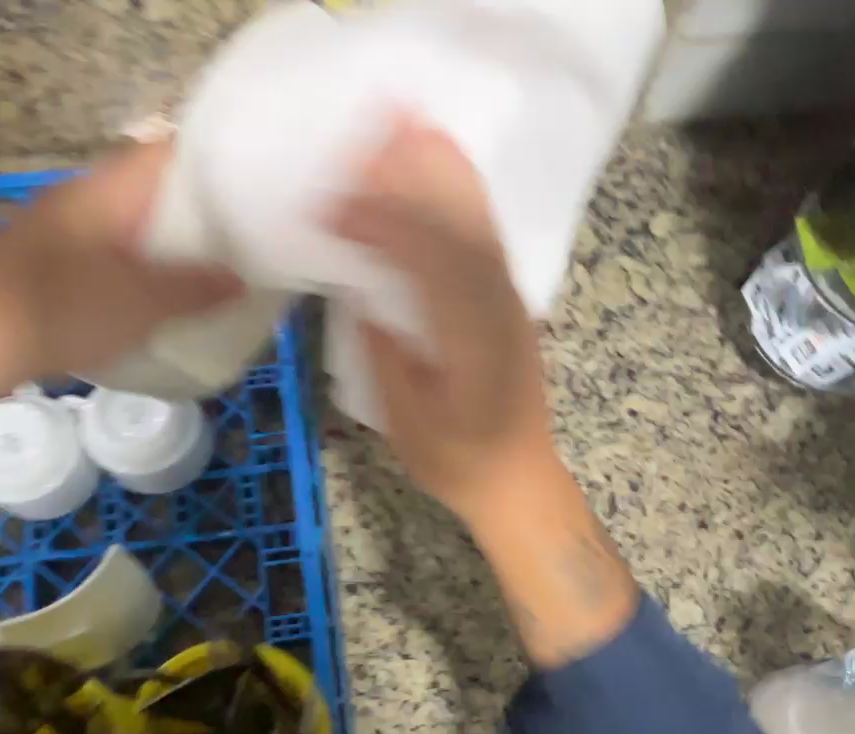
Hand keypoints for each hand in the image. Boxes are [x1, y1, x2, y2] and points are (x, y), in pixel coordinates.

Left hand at [0, 139, 242, 391]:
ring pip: (126, 229)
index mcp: (108, 192)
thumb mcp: (142, 303)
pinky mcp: (43, 266)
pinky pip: (104, 258)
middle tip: (236, 246)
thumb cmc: (63, 308)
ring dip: (162, 249)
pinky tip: (150, 305)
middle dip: (193, 218)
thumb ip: (195, 289)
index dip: (210, 166)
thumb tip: (239, 279)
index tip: (248, 194)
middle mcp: (81, 200)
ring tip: (202, 278)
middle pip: (149, 194)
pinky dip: (133, 273)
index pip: (166, 153)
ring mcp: (58, 232)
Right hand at [331, 118, 559, 523]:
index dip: (383, 223)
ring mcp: (510, 304)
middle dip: (416, 177)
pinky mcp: (511, 306)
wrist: (518, 480)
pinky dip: (465, 203)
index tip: (336, 208)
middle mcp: (497, 308)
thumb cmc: (459, 462)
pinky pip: (488, 243)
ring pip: (478, 227)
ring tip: (408, 132)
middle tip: (373, 135)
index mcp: (469, 337)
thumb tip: (362, 297)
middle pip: (458, 226)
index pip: (427, 260)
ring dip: (443, 176)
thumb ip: (388, 356)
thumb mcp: (409, 422)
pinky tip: (444, 181)